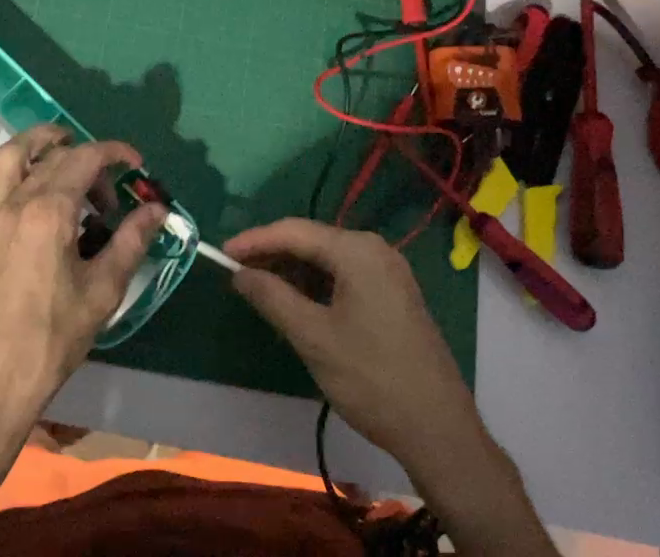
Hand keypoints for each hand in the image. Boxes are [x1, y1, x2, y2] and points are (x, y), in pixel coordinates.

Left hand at [0, 116, 167, 440]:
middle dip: (87, 164)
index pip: (87, 160)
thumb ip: (130, 242)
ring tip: (60, 142)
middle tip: (106, 197)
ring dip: (38, 139)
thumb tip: (156, 208)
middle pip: (55, 160)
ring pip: (9, 156)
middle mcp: (16, 203)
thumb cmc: (52, 339)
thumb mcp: (103, 290)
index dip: (115, 154)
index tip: (137, 165)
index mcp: (51, 213)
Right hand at [224, 218, 481, 474]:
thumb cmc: (370, 378)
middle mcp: (376, 250)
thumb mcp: (312, 337)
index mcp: (358, 251)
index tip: (222, 255)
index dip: (254, 241)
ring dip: (293, 271)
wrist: (437, 427)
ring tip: (259, 289)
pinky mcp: (393, 295)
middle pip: (312, 240)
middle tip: (236, 275)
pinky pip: (345, 276)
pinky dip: (315, 284)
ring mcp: (389, 272)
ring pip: (328, 259)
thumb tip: (240, 274)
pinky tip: (296, 303)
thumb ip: (272, 297)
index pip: (294, 232)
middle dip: (273, 254)